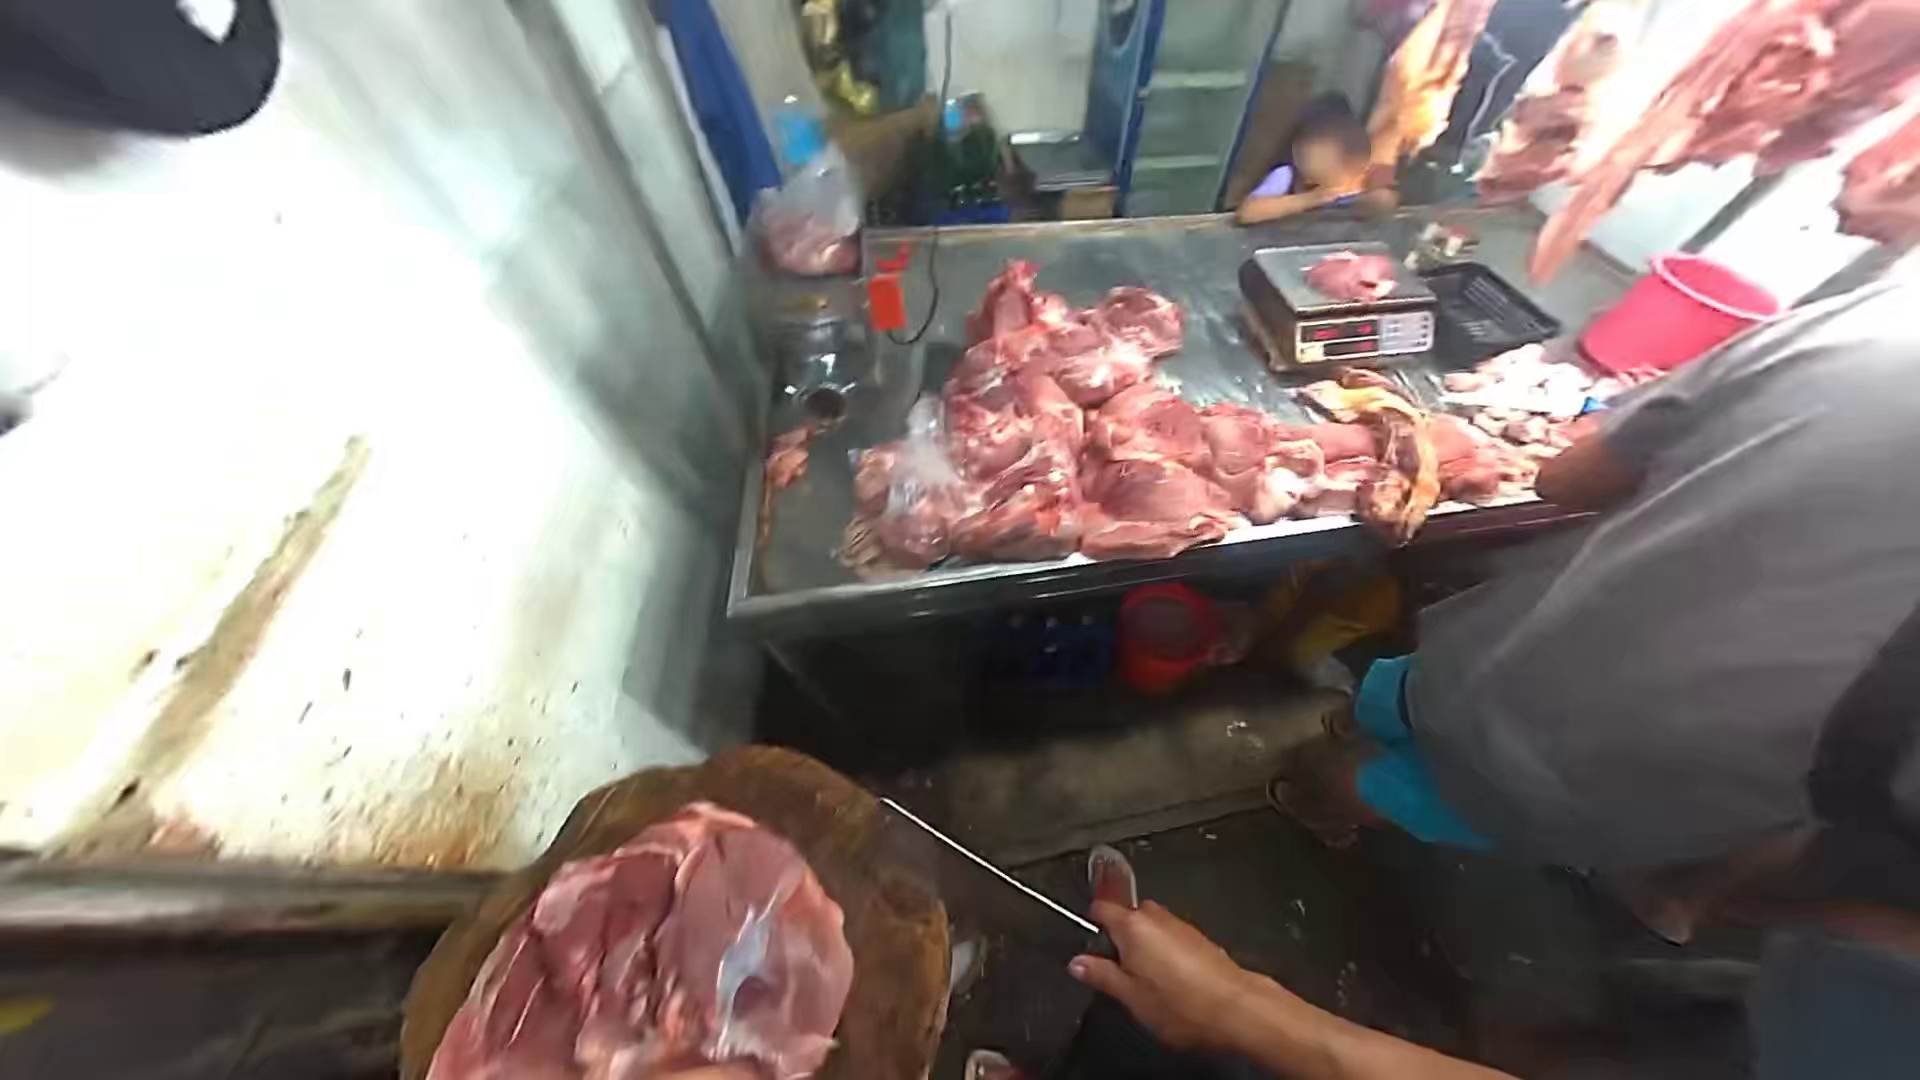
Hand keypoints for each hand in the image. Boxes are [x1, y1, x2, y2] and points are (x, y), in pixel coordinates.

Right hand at [1067, 900, 1264, 1052]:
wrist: (1236, 1007)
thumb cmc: (1182, 1004)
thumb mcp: (1131, 996)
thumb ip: (1101, 975)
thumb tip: (1077, 964)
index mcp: (1130, 924)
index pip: (1100, 907)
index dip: (1092, 924)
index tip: (1092, 944)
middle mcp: (1152, 915)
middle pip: (1125, 916)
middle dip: (1120, 939)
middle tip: (1122, 972)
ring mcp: (1176, 923)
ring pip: (1148, 927)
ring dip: (1144, 946)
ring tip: (1150, 981)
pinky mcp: (1195, 935)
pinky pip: (1169, 936)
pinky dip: (1165, 952)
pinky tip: (1173, 981)